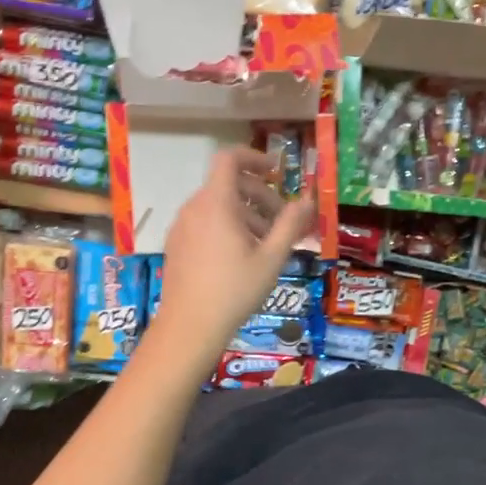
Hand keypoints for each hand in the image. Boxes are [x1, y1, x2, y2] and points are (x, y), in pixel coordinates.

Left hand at [151, 148, 314, 357]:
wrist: (190, 326)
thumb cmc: (235, 290)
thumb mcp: (271, 258)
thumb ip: (291, 225)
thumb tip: (309, 200)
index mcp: (216, 203)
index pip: (230, 159)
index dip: (255, 158)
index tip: (277, 172)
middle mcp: (194, 207)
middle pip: (229, 184)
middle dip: (260, 196)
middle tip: (283, 222)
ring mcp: (182, 226)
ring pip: (218, 206)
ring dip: (246, 214)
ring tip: (266, 244)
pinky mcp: (177, 244)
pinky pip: (205, 222)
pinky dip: (227, 227)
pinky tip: (241, 257)